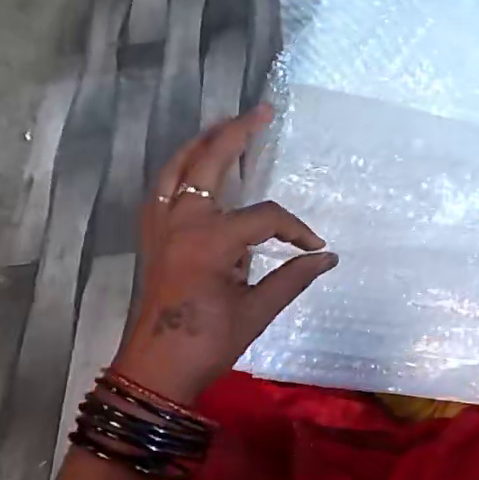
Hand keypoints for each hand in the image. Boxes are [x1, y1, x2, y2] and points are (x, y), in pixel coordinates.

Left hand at [111, 104, 338, 403]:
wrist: (156, 368)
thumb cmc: (207, 343)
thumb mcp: (257, 311)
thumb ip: (292, 277)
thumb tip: (327, 257)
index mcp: (210, 241)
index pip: (265, 217)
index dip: (295, 228)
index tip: (314, 247)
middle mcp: (181, 221)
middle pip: (209, 162)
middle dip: (238, 133)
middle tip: (263, 111)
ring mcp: (160, 225)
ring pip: (177, 167)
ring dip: (203, 143)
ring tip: (228, 127)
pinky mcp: (151, 235)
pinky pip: (163, 187)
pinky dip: (180, 170)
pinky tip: (194, 169)